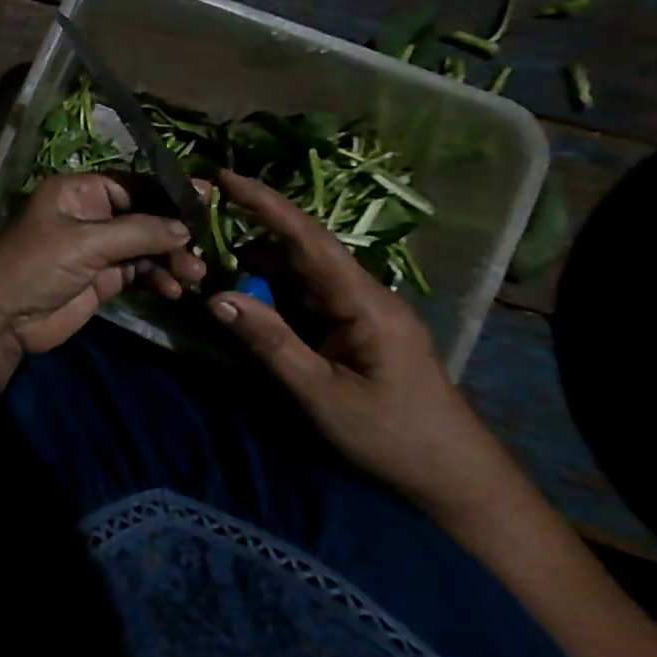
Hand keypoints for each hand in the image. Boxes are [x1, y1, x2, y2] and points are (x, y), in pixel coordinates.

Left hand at [0, 173, 206, 355]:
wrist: (3, 319)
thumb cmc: (35, 266)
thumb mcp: (85, 243)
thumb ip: (137, 232)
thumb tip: (185, 227)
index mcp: (76, 192)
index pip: (131, 183)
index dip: (167, 192)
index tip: (208, 200)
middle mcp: (88, 215)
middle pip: (143, 216)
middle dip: (174, 232)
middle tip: (204, 250)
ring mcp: (96, 248)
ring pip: (145, 246)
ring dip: (170, 259)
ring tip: (192, 275)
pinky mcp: (102, 279)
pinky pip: (138, 271)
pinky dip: (157, 278)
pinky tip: (172, 290)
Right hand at [205, 170, 513, 508]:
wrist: (457, 479)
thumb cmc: (392, 436)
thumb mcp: (321, 393)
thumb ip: (269, 342)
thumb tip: (216, 296)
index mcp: (364, 303)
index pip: (308, 239)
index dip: (266, 204)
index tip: (225, 176)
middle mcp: (364, 295)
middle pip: (300, 249)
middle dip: (250, 230)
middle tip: (199, 223)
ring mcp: (361, 311)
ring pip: (299, 272)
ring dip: (255, 264)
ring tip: (208, 260)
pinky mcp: (355, 328)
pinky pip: (305, 295)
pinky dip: (270, 289)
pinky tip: (242, 296)